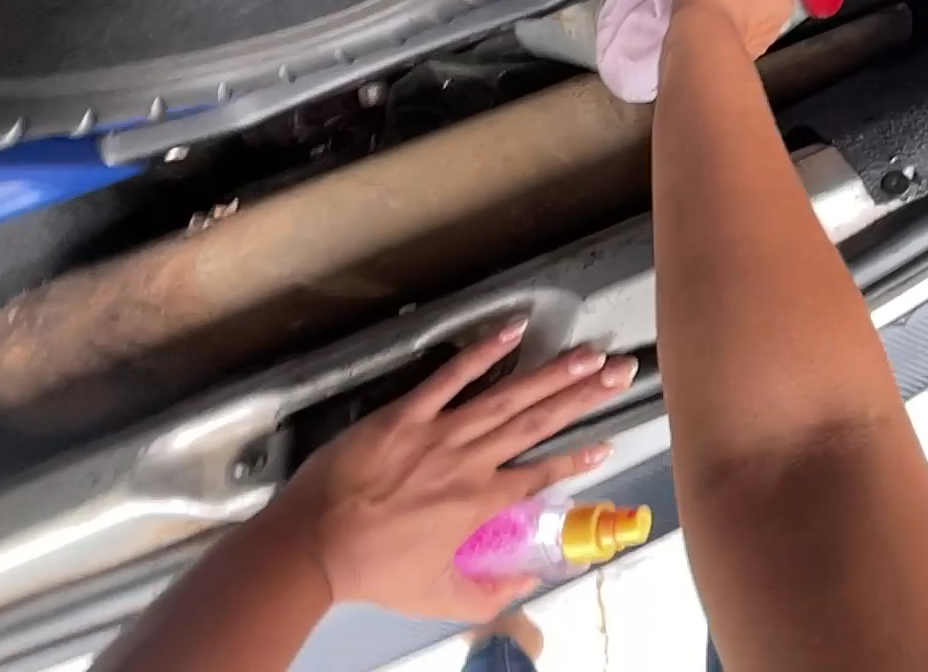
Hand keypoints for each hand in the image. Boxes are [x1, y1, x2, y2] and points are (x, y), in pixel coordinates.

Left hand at [269, 319, 637, 621]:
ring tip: (589, 355)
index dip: (578, 458)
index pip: (542, 473)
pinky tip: (514, 328)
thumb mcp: (435, 598)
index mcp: (482, 502)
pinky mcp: (410, 413)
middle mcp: (473, 461)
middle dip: (585, 396)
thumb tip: (533, 581)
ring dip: (553, 374)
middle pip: (539, 423)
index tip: (608, 442)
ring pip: (509, 397)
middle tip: (621, 371)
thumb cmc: (372, 573)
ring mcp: (442, 432)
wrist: (307, 549)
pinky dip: (483, 352)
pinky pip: (451, 377)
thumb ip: (490, 595)